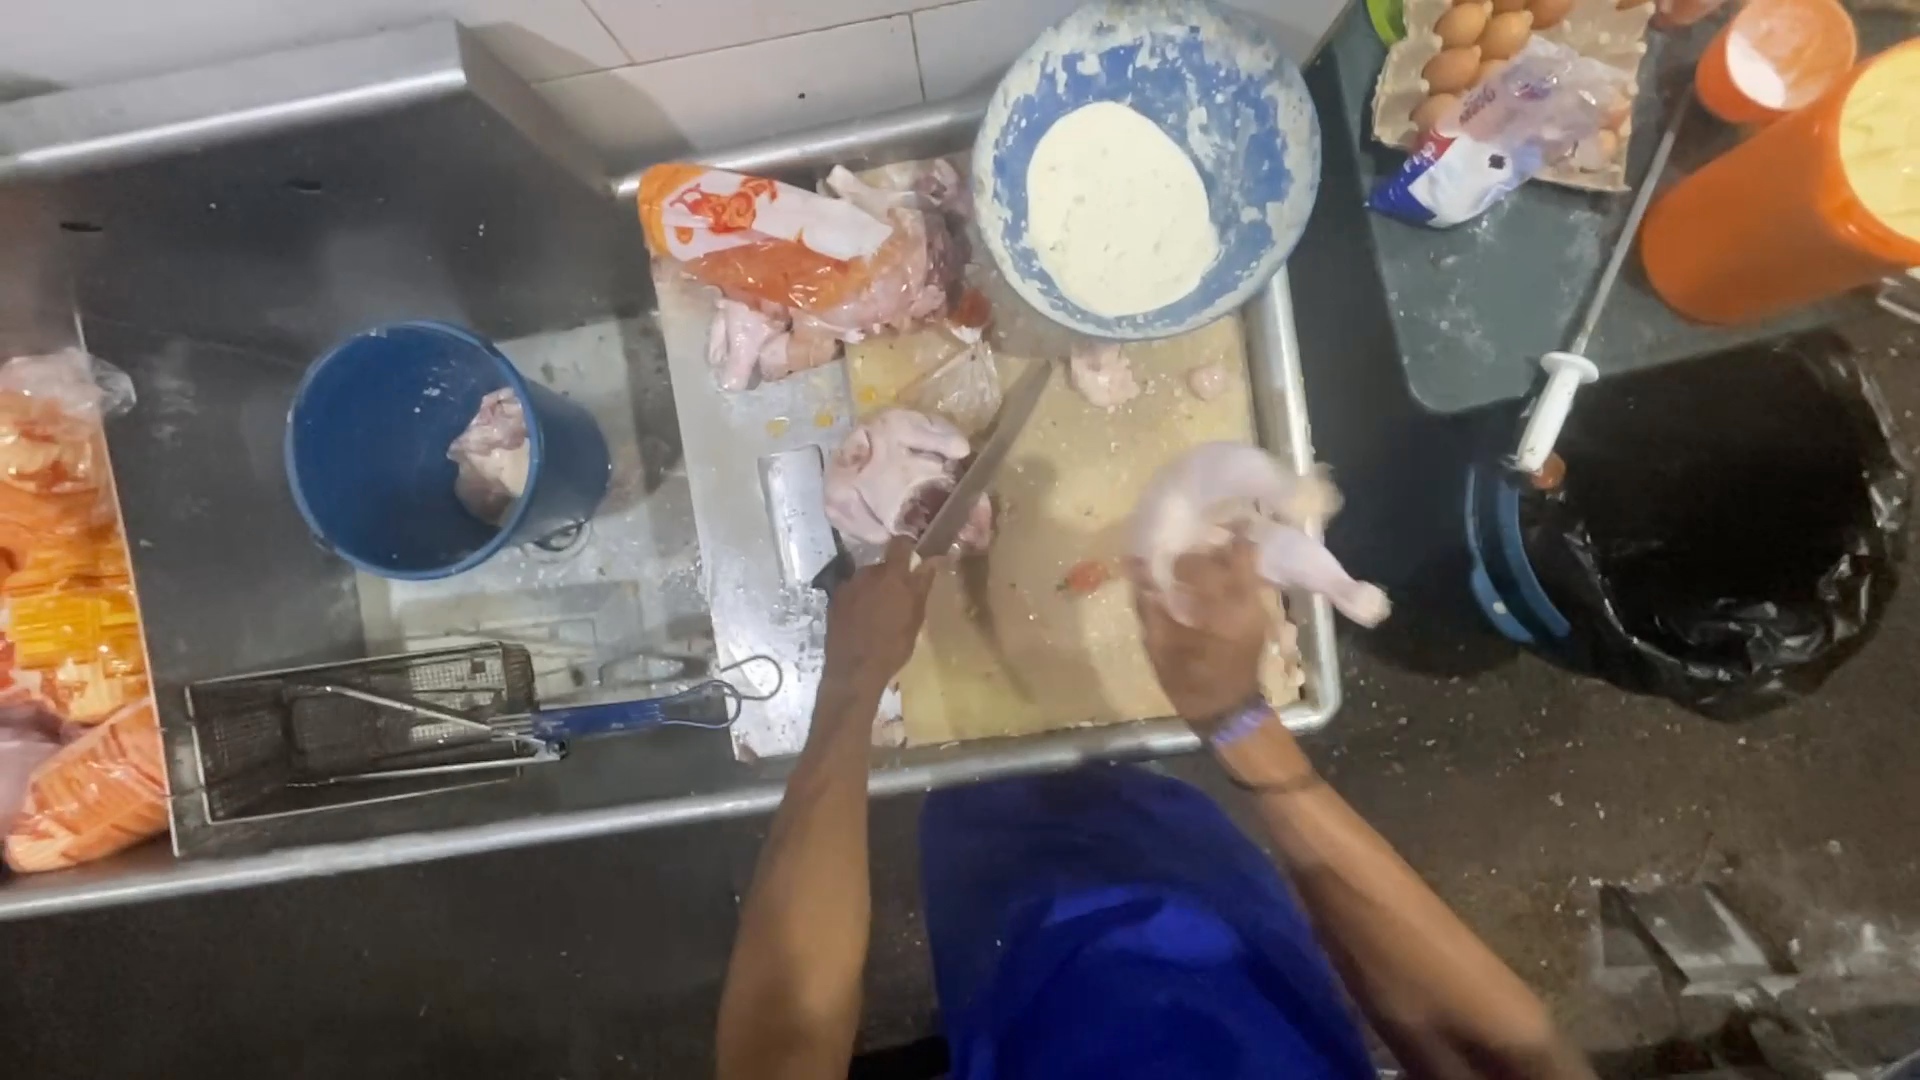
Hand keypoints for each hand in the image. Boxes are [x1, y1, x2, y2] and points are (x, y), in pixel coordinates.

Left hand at [821, 537, 938, 702]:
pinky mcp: (834, 600)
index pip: (900, 544)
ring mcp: (847, 586)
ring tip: (878, 613)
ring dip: (873, 589)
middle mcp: (867, 573)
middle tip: (898, 598)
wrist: (854, 670)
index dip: (907, 545)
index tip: (913, 553)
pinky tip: (861, 620)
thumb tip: (930, 562)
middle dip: (891, 577)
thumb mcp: (915, 619)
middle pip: (882, 565)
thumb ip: (921, 587)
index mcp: (891, 575)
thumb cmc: (893, 646)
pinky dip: (858, 600)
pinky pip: (852, 592)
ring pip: (866, 580)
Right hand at [1132, 540, 1269, 727]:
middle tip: (1185, 547)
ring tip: (1193, 562)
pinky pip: (1246, 579)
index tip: (1164, 564)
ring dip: (1220, 556)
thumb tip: (1134, 566)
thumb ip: (1149, 605)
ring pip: (1246, 562)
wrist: (1229, 713)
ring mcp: (1259, 606)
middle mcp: (1249, 601)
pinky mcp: (1259, 613)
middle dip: (1211, 543)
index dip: (1181, 558)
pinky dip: (1227, 571)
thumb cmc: (1191, 683)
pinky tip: (1204, 583)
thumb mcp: (1160, 648)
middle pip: (1240, 550)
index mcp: (1225, 610)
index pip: (1205, 564)